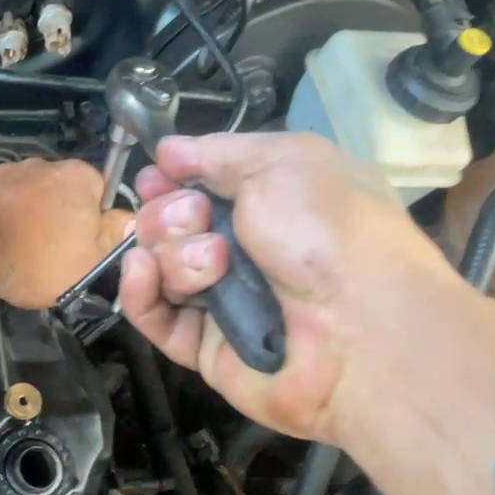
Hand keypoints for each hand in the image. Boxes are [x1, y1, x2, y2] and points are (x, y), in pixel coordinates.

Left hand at [0, 159, 134, 308]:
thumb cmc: (38, 259)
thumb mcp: (90, 261)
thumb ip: (114, 236)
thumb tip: (131, 218)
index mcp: (78, 177)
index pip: (99, 192)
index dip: (91, 222)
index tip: (78, 249)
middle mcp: (41, 163)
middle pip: (56, 191)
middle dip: (51, 217)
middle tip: (43, 256)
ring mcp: (0, 169)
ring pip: (18, 194)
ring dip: (17, 215)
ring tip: (8, 251)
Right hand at [117, 132, 462, 443]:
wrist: (356, 328)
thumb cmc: (328, 232)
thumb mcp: (284, 162)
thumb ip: (218, 153)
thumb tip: (167, 149)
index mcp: (270, 201)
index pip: (199, 185)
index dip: (172, 178)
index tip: (157, 174)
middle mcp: (243, 249)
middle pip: (168, 223)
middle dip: (170, 214)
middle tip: (198, 217)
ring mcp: (219, 299)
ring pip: (158, 265)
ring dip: (173, 253)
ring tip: (213, 262)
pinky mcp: (200, 345)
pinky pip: (150, 314)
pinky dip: (138, 290)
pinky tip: (141, 271)